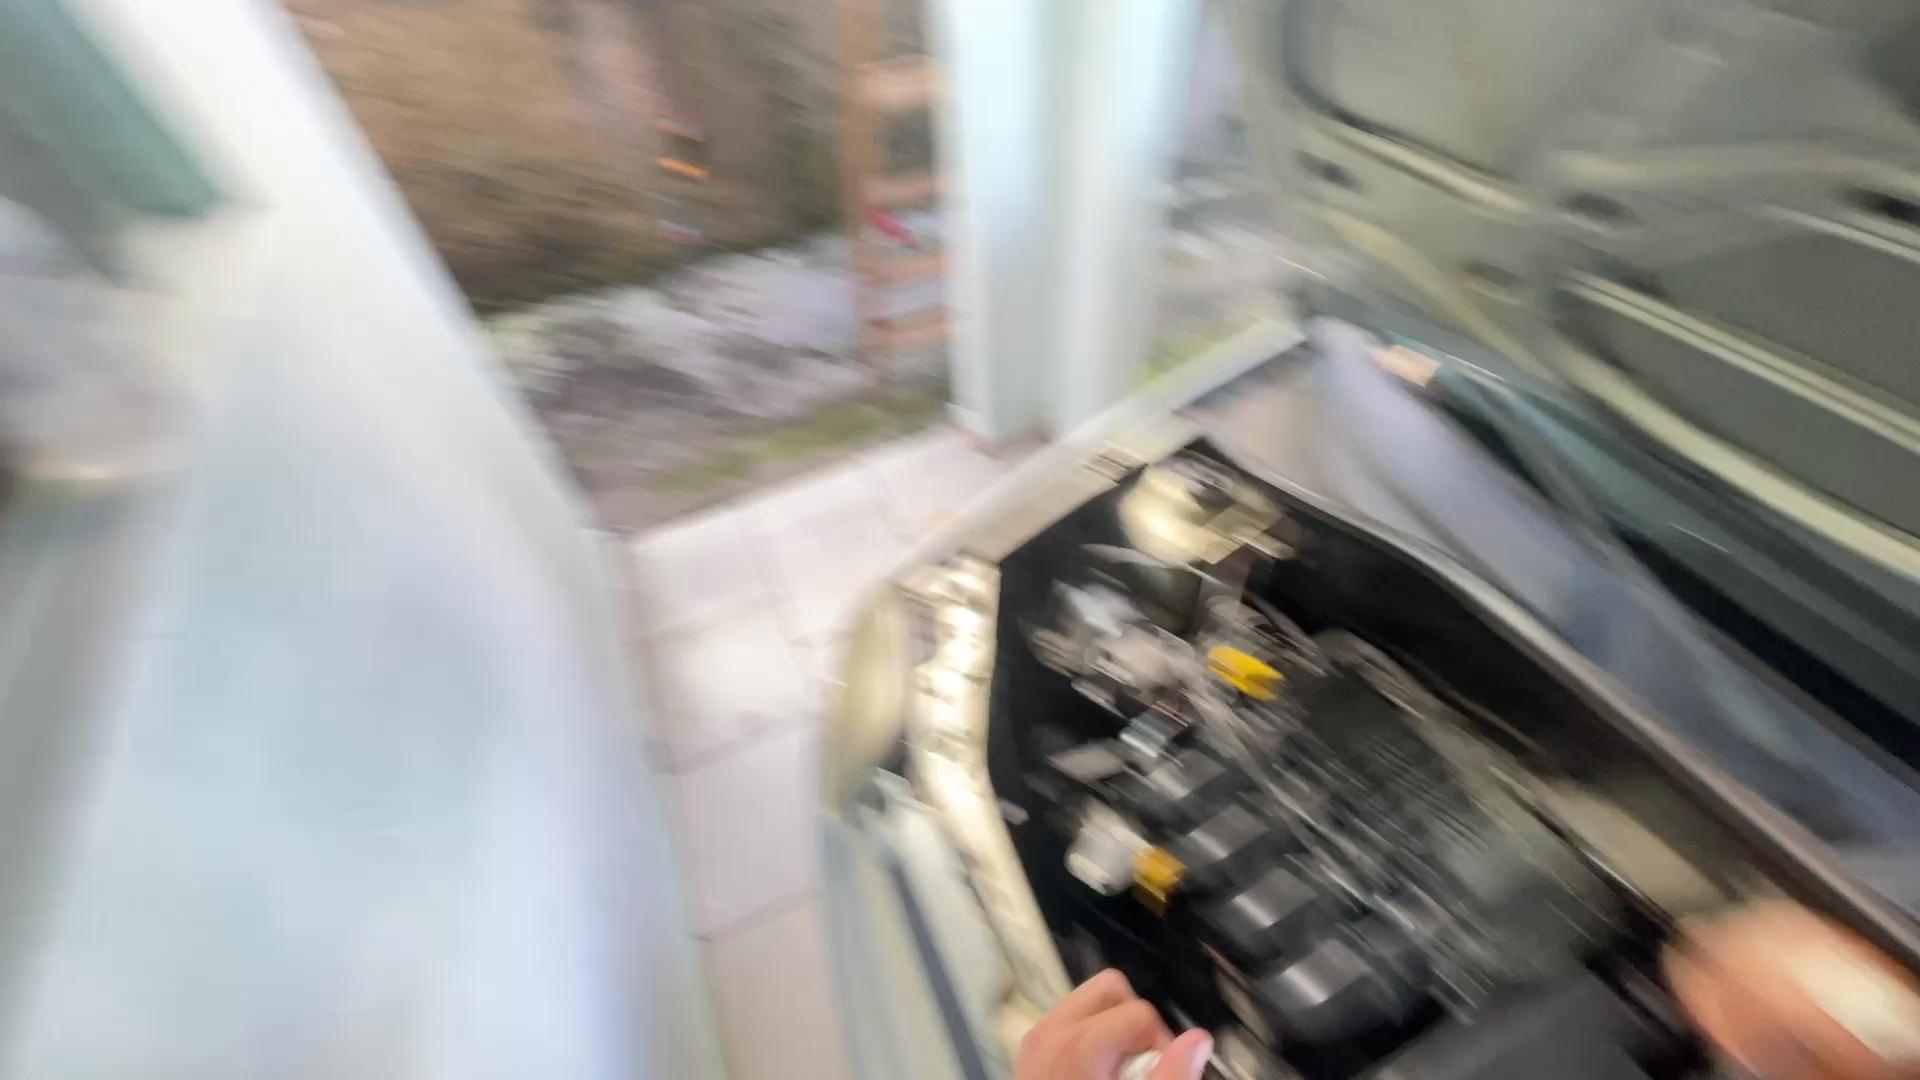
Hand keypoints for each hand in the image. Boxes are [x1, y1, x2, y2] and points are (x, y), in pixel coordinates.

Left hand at [1014, 969, 1213, 1079]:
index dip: (1163, 1044)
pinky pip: (1071, 1019)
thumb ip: (1169, 1078)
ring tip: (1124, 1075)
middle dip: (1137, 1024)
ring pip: (1090, 1001)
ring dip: (1114, 1029)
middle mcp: (1052, 1033)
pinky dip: (1092, 1038)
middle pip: (1111, 990)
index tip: (1165, 1073)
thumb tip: (1198, 1041)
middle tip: (1146, 1069)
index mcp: (1078, 1048)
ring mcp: (1037, 1039)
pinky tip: (1098, 1077)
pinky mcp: (1031, 1050)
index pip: (1139, 1012)